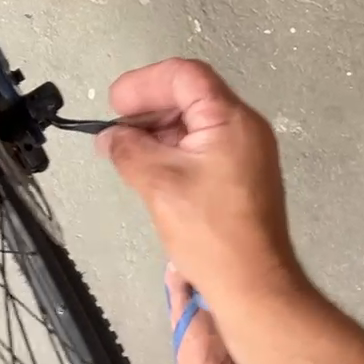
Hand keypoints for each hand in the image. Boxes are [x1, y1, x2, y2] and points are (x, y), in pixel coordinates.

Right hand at [98, 59, 307, 313]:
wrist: (255, 287)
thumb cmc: (212, 233)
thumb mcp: (159, 184)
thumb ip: (129, 149)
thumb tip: (108, 136)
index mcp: (231, 119)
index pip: (185, 76)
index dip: (145, 83)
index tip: (116, 104)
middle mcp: (244, 127)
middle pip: (191, 94)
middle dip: (149, 106)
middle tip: (116, 127)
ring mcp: (246, 150)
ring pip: (195, 120)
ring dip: (158, 128)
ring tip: (125, 148)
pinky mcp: (241, 173)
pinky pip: (203, 144)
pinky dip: (173, 147)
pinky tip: (149, 165)